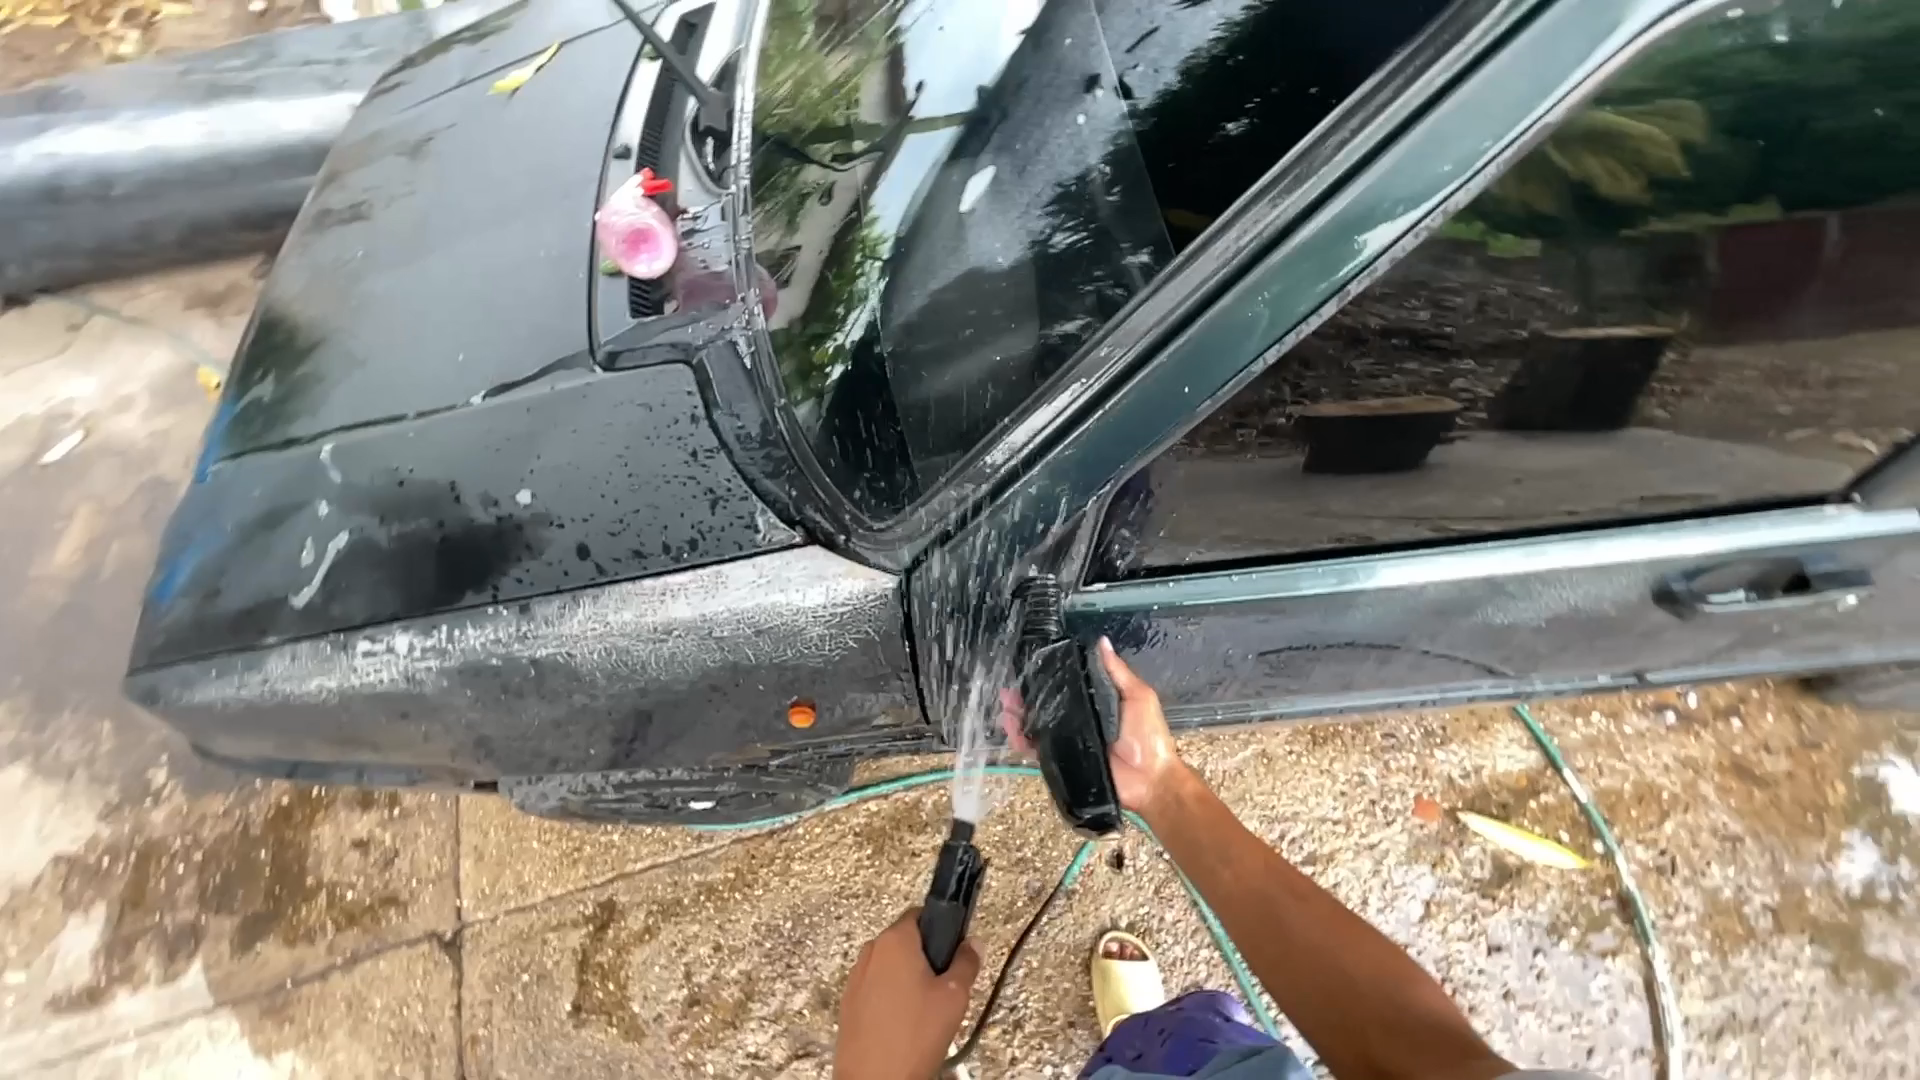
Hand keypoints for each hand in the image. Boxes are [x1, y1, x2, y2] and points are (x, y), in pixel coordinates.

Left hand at [834, 908, 980, 1079]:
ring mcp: (856, 976)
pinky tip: (903, 1024)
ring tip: (925, 1011)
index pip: (921, 914)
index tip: (953, 951)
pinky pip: (876, 987)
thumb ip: (967, 963)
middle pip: (906, 941)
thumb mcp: (954, 997)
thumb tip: (973, 943)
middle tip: (944, 987)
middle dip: (926, 958)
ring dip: (908, 979)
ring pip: (891, 966)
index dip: (941, 930)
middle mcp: (872, 950)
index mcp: (896, 939)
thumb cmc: (913, 1036)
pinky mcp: (848, 1002)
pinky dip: (890, 998)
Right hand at [999, 637, 1187, 816]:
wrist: (1150, 781)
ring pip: (1036, 727)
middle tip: (1008, 691)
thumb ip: (1117, 672)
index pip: (1064, 687)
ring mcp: (1069, 742)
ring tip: (1005, 709)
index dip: (1045, 679)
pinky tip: (1011, 732)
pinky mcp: (1063, 762)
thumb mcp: (1137, 697)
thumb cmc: (1148, 737)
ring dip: (1017, 717)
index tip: (1027, 668)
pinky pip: (1038, 751)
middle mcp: (1078, 721)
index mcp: (1094, 702)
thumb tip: (1101, 641)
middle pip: (1044, 706)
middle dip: (1023, 698)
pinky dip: (1022, 742)